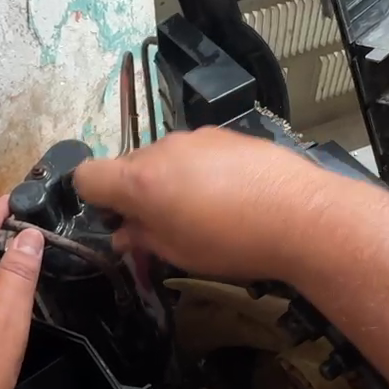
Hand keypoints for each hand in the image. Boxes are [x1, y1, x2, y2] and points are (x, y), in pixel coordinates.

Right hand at [72, 126, 349, 280]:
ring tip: (203, 212)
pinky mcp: (226, 135)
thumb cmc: (232, 243)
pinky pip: (195, 152)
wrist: (302, 216)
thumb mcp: (178, 253)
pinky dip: (199, 171)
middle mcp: (162, 150)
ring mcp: (196, 137)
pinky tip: (230, 196)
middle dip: (135, 193)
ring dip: (169, 181)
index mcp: (140, 181)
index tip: (116, 219)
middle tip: (160, 225)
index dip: (93, 198)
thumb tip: (124, 234)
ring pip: (164, 158)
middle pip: (127, 166)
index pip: (87, 175)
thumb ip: (142, 239)